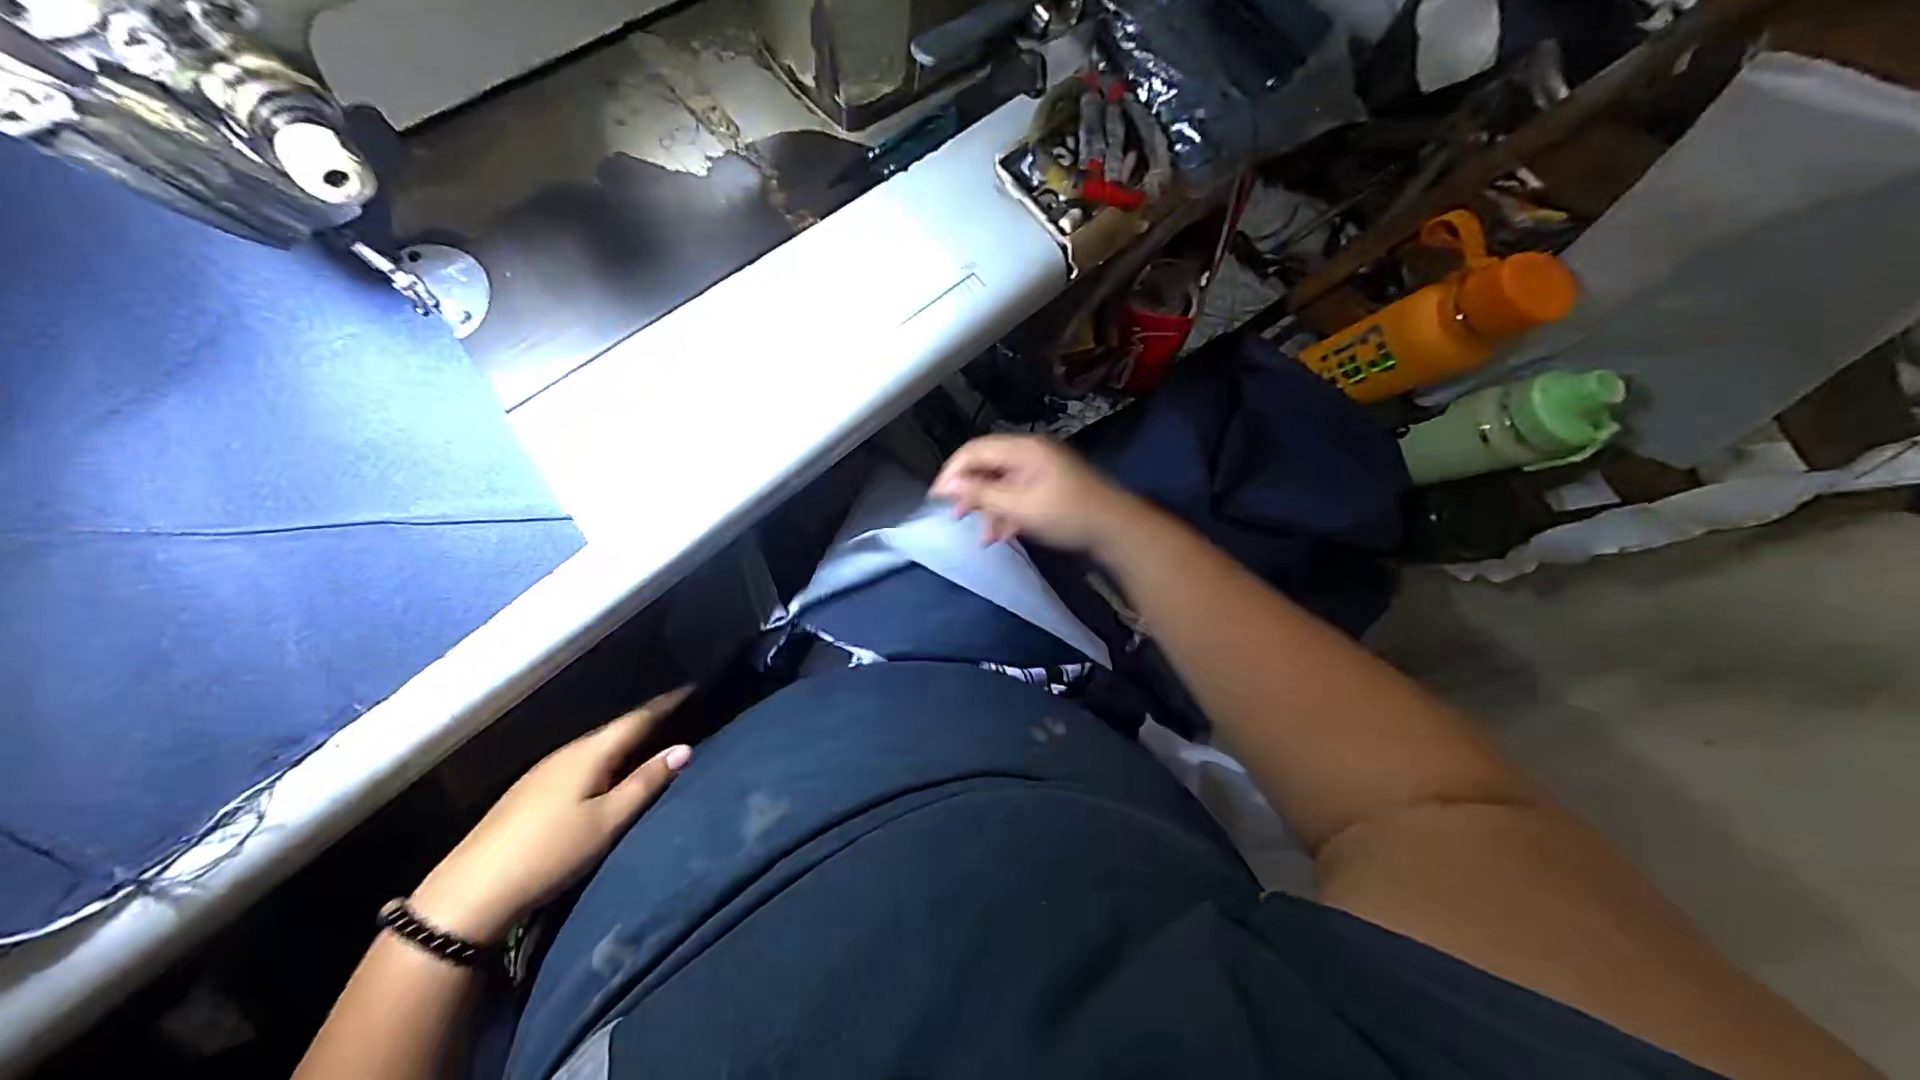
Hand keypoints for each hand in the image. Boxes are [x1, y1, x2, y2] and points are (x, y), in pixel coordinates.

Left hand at [408, 688, 693, 944]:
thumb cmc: (550, 853)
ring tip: (655, 739)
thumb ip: (647, 782)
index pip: (637, 718)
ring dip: (626, 741)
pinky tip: (611, 770)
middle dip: (648, 720)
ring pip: (597, 746)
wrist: (469, 894)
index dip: (666, 703)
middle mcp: (565, 752)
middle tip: (681, 713)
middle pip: (615, 729)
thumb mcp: (609, 821)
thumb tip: (684, 748)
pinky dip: (605, 758)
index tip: (692, 689)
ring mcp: (543, 772)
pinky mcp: (530, 792)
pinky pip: (581, 761)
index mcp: (589, 753)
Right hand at [930, 435, 1150, 555]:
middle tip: (957, 516)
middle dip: (970, 493)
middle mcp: (1029, 454)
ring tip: (983, 536)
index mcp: (1023, 449)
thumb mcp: (1020, 507)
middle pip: (987, 467)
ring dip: (988, 509)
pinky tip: (1001, 535)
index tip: (937, 498)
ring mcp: (1040, 471)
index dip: (952, 472)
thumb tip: (947, 487)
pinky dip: (1006, 514)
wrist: (1117, 530)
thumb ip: (981, 495)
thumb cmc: (1069, 514)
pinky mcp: (1048, 488)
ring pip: (1001, 485)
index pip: (974, 450)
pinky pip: (1016, 496)